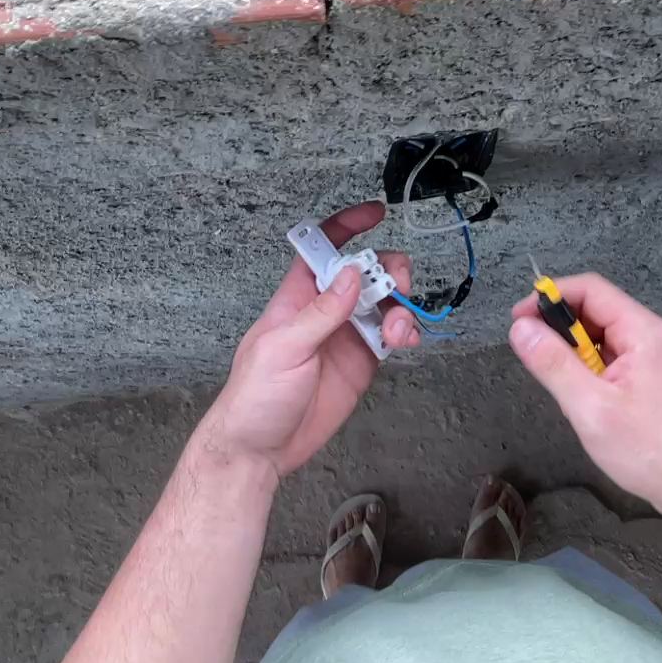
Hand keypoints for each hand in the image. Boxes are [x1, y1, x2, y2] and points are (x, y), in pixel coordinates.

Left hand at [201, 202, 419, 476]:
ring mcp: (347, 334)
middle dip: (388, 270)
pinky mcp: (364, 360)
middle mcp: (326, 309)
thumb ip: (321, 312)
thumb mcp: (283, 349)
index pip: (323, 247)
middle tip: (396, 286)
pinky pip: (392, 334)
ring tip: (400, 330)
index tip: (375, 213)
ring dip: (401, 307)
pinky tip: (406, 341)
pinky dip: (406, 332)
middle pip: (366, 271)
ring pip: (386, 302)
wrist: (262, 449)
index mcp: (298, 296)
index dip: (347, 225)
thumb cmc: (254, 395)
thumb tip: (351, 274)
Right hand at [509, 273, 661, 526]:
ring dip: (575, 348)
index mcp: (643, 332)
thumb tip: (520, 328)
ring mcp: (658, 357)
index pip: (591, 289)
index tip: (520, 319)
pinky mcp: (657, 378)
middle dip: (560, 325)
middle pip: (598, 309)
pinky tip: (584, 394)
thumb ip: (553, 363)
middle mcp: (654, 336)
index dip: (550, 297)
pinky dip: (592, 365)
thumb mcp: (590, 408)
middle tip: (532, 352)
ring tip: (558, 379)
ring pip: (605, 335)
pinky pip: (616, 356)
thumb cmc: (650, 452)